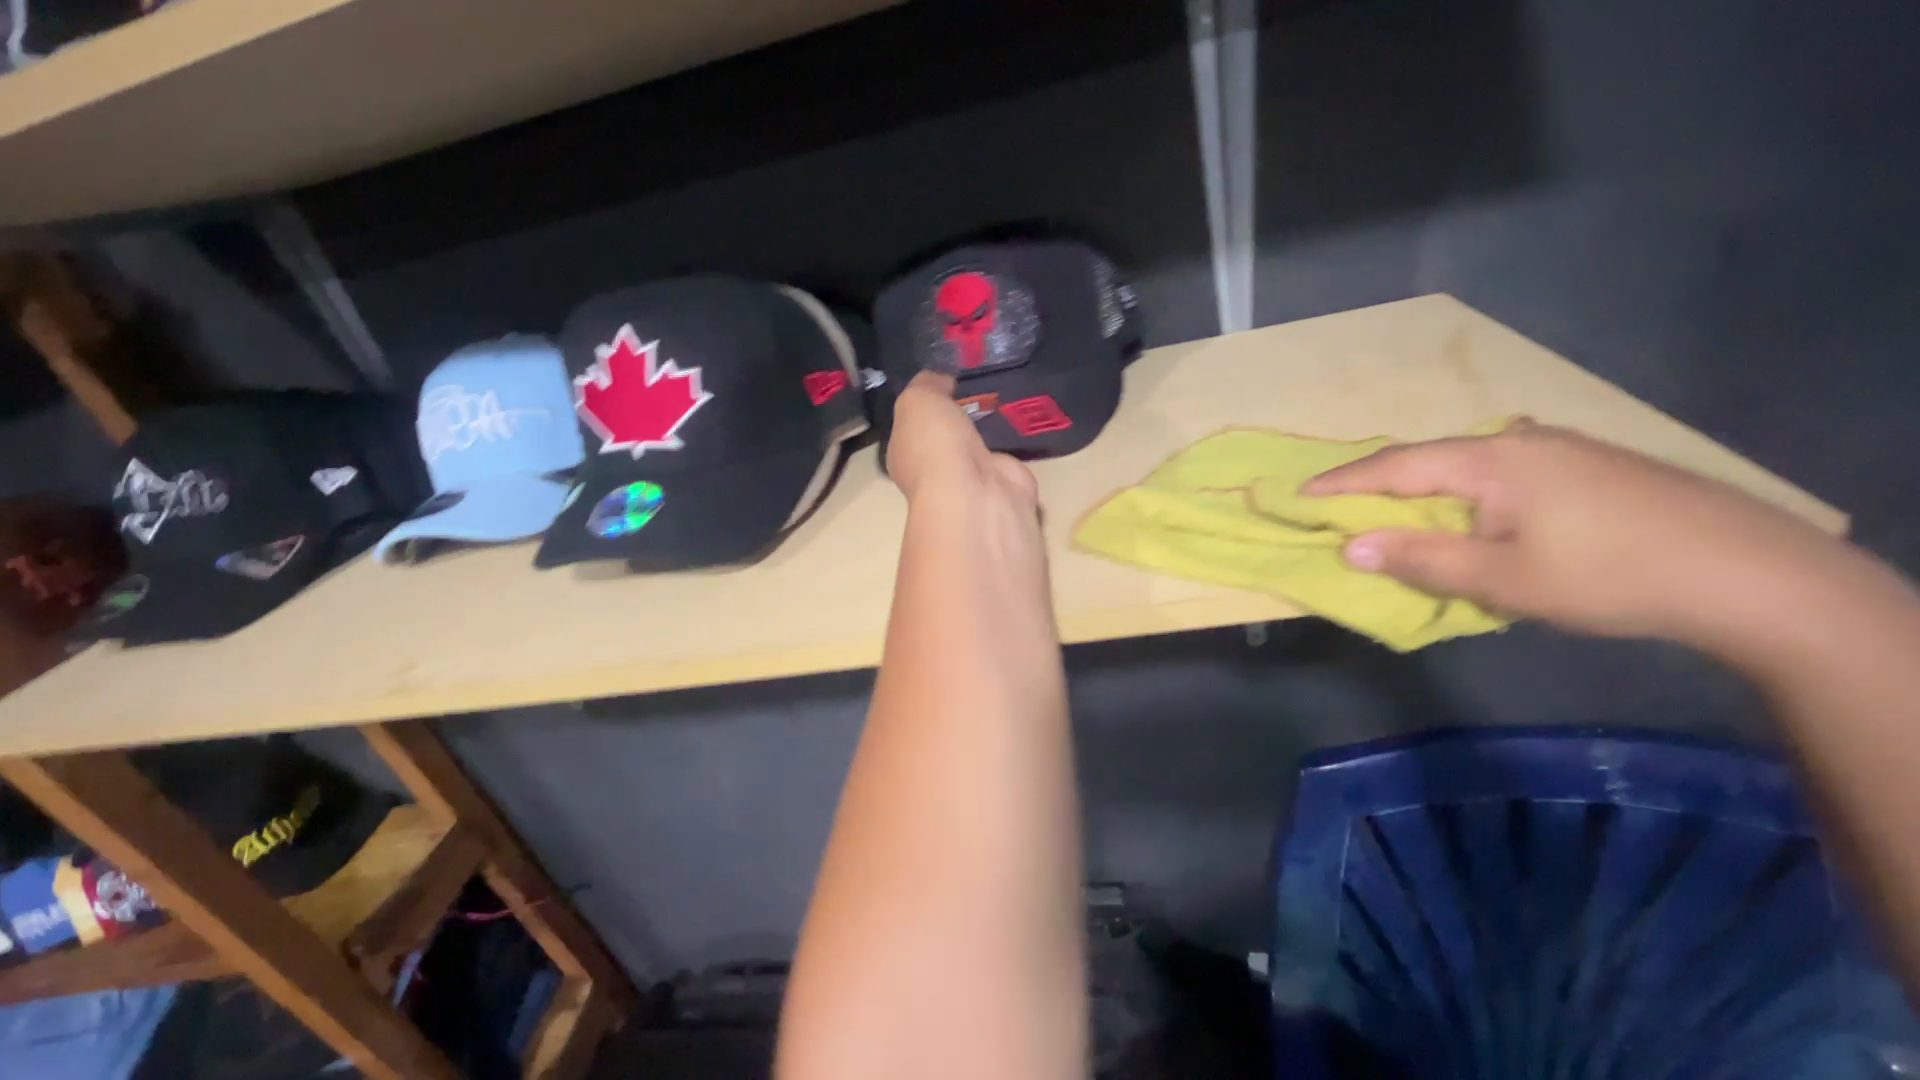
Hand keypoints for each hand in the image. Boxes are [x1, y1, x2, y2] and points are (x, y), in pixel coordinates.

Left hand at [887, 372, 1037, 509]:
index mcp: (904, 455)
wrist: (976, 489)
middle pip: (946, 437)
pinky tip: (1021, 421)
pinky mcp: (1002, 484)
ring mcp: (970, 481)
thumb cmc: (935, 444)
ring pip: (977, 446)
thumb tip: (941, 381)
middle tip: (978, 387)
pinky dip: (1012, 442)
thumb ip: (926, 384)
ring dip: (987, 428)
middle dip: (960, 416)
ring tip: (1002, 397)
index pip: (911, 427)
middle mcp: (933, 472)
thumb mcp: (918, 399)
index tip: (946, 382)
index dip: (926, 404)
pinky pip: (1005, 456)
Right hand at [1303, 420, 1849, 642]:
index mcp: (1492, 460)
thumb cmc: (1608, 576)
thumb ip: (1421, 559)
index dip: (1344, 483)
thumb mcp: (1503, 579)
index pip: (1396, 465)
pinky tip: (1482, 517)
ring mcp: (1563, 448)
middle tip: (1347, 507)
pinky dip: (1472, 494)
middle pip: (1432, 458)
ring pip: (1472, 465)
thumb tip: (1351, 546)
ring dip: (1431, 491)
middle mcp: (1522, 440)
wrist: (1749, 571)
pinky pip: (1507, 473)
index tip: (1300, 495)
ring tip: (1407, 516)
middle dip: (1384, 484)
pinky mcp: (1594, 465)